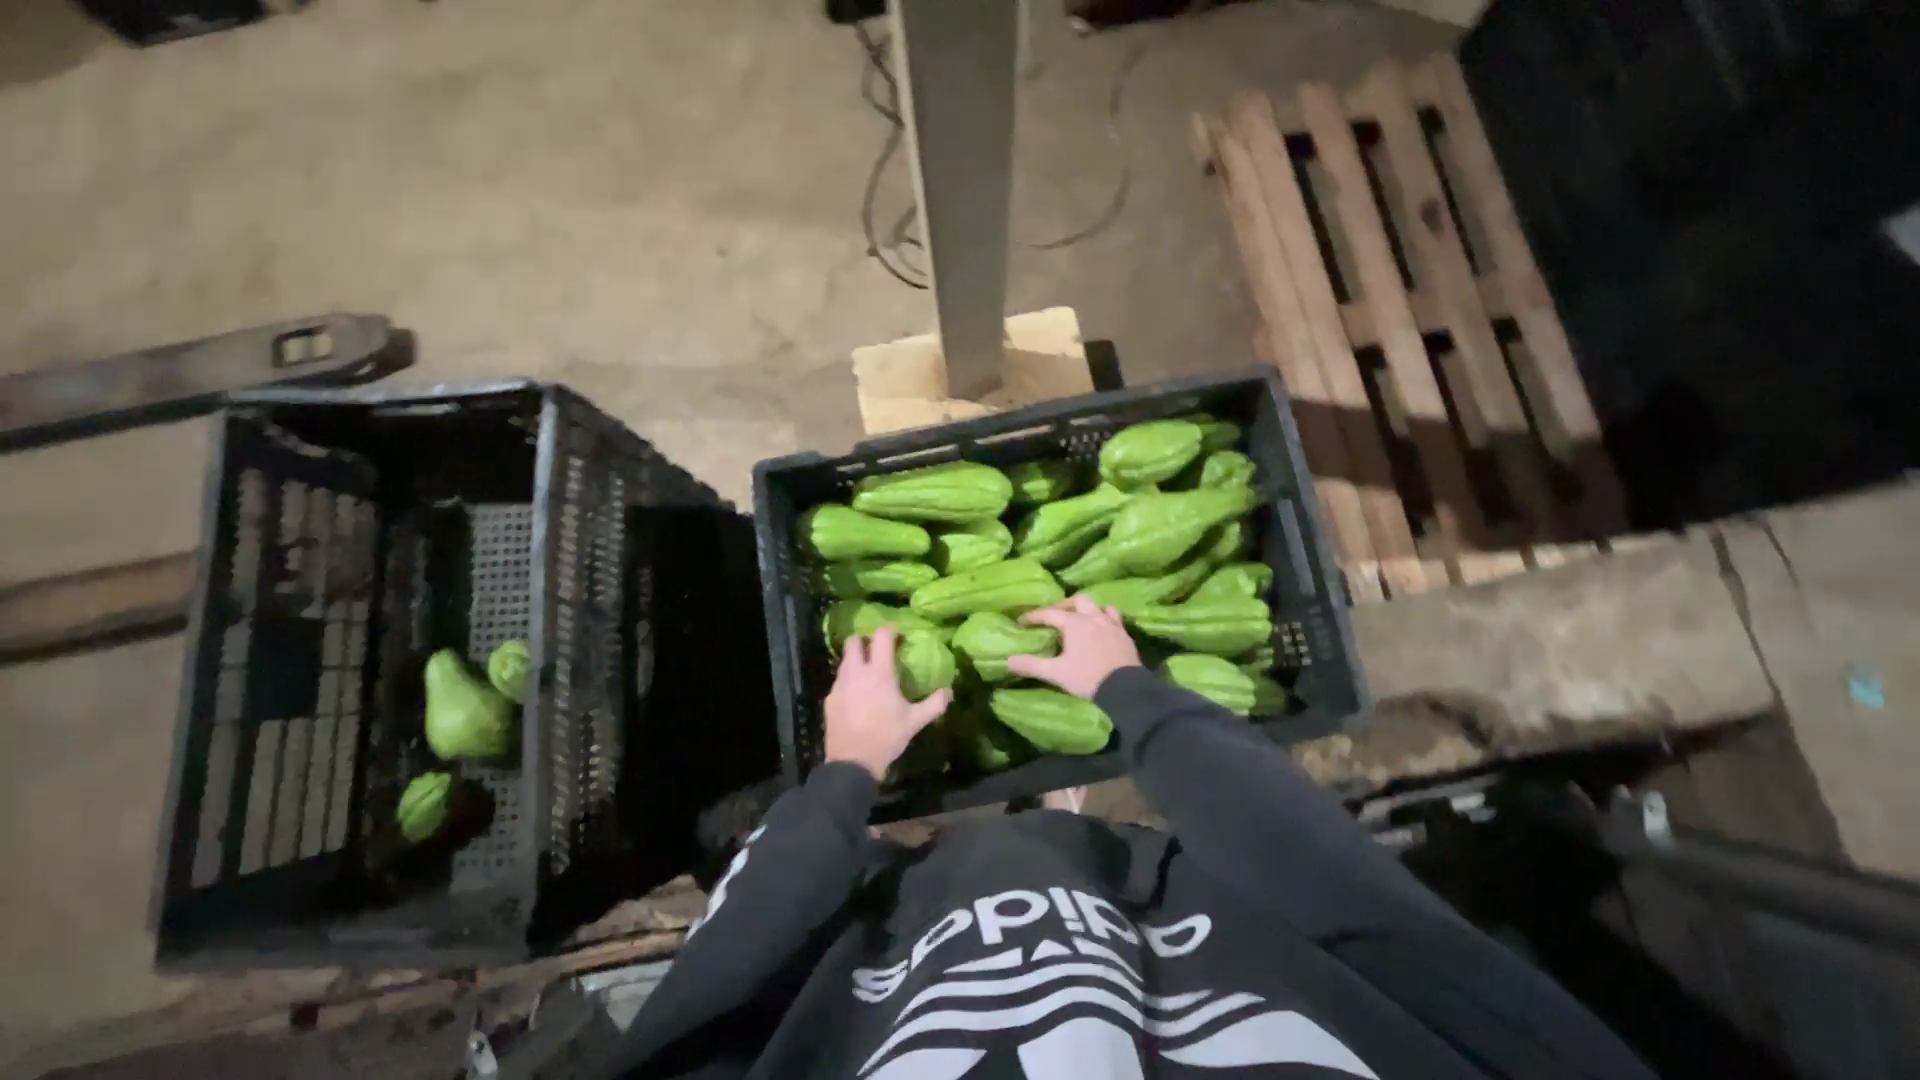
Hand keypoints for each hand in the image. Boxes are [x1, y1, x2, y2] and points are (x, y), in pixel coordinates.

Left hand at [824, 625, 952, 779]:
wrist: (852, 762)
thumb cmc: (886, 737)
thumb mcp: (915, 722)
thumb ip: (934, 704)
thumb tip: (949, 691)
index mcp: (879, 673)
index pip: (881, 637)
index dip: (889, 630)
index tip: (897, 633)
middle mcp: (856, 672)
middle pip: (853, 641)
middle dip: (865, 640)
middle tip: (877, 649)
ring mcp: (839, 685)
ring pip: (844, 661)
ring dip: (856, 660)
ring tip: (868, 673)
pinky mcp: (829, 699)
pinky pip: (839, 681)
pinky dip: (848, 681)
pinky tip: (857, 696)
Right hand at [1006, 595, 1141, 697]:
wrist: (1125, 688)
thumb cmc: (1087, 677)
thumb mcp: (1055, 673)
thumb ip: (1031, 665)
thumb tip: (1008, 660)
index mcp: (1074, 623)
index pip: (1049, 613)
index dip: (1034, 616)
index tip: (1022, 621)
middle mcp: (1093, 617)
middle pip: (1077, 601)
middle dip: (1063, 605)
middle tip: (1054, 615)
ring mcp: (1112, 625)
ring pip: (1099, 606)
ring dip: (1087, 609)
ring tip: (1080, 618)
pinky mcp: (1125, 635)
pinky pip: (1114, 618)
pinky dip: (1105, 618)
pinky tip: (1102, 629)